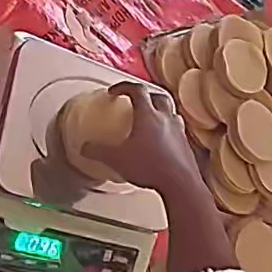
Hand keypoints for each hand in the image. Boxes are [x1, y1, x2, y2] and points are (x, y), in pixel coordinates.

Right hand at [86, 82, 207, 196]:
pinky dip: (168, 127)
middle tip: (135, 100)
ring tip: (150, 117)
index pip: (137, 90)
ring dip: (160, 109)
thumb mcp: (117, 159)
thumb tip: (85, 147)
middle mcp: (166, 118)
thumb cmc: (151, 168)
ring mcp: (178, 131)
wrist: (180, 184)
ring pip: (171, 111)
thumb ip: (98, 151)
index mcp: (148, 115)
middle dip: (145, 94)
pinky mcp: (185, 144)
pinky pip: (177, 128)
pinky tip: (162, 139)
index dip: (124, 86)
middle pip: (158, 96)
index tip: (115, 91)